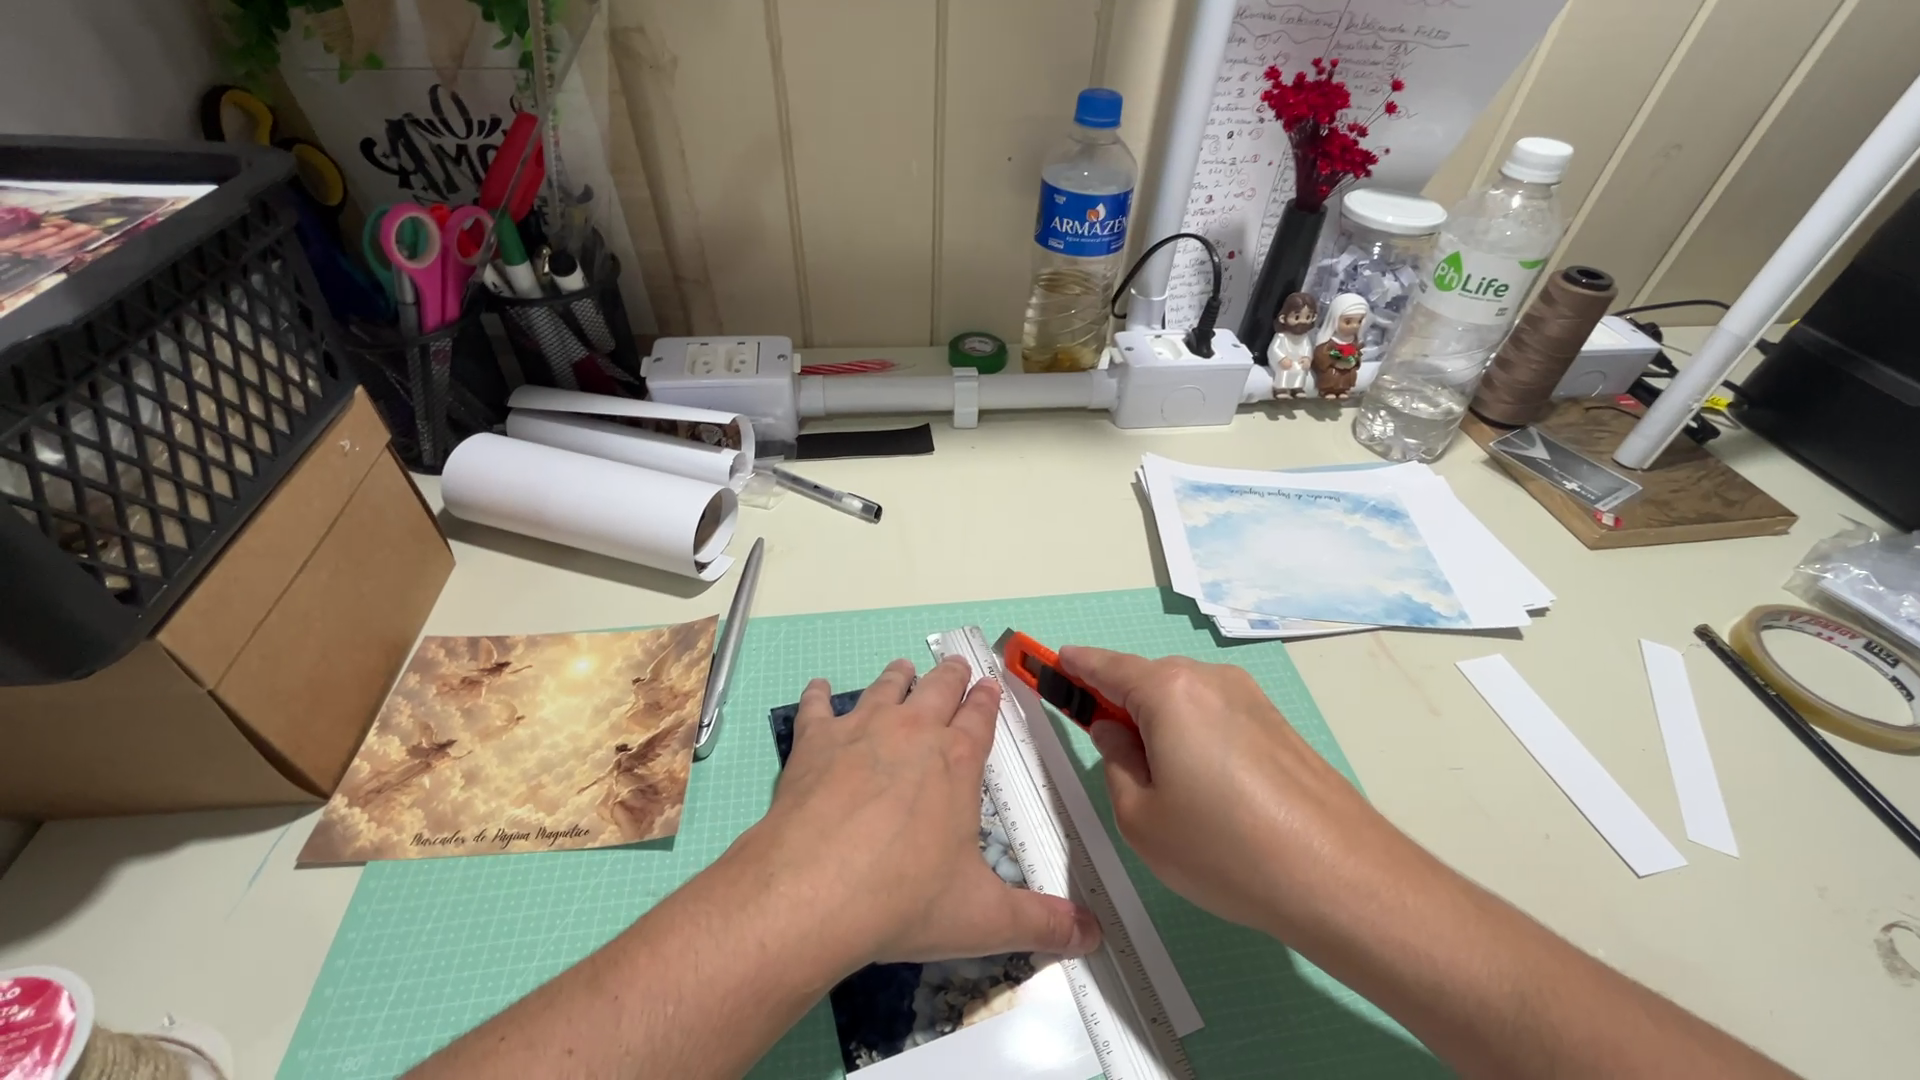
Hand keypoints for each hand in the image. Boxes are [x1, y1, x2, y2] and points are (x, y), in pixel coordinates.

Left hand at [736, 656, 1100, 969]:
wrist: (813, 892)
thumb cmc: (905, 899)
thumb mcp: (984, 918)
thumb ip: (1040, 922)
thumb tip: (1094, 936)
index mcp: (956, 762)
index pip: (980, 719)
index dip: (987, 700)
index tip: (990, 683)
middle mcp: (912, 733)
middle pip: (937, 690)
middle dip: (950, 676)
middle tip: (956, 664)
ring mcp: (860, 732)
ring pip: (884, 689)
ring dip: (897, 677)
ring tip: (903, 668)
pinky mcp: (813, 745)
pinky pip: (817, 708)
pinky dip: (818, 695)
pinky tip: (818, 687)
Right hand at [1058, 648, 1412, 939]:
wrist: (1340, 878)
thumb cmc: (1225, 849)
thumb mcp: (1140, 818)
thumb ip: (1115, 761)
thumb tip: (1118, 733)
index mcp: (1169, 691)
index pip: (1104, 666)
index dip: (1071, 665)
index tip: (1048, 660)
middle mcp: (1210, 680)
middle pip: (1146, 681)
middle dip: (1120, 706)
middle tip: (1110, 755)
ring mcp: (1251, 699)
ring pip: (1183, 701)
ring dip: (1160, 727)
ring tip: (1167, 792)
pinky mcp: (1277, 724)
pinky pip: (1215, 718)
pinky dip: (1194, 738)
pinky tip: (1207, 793)